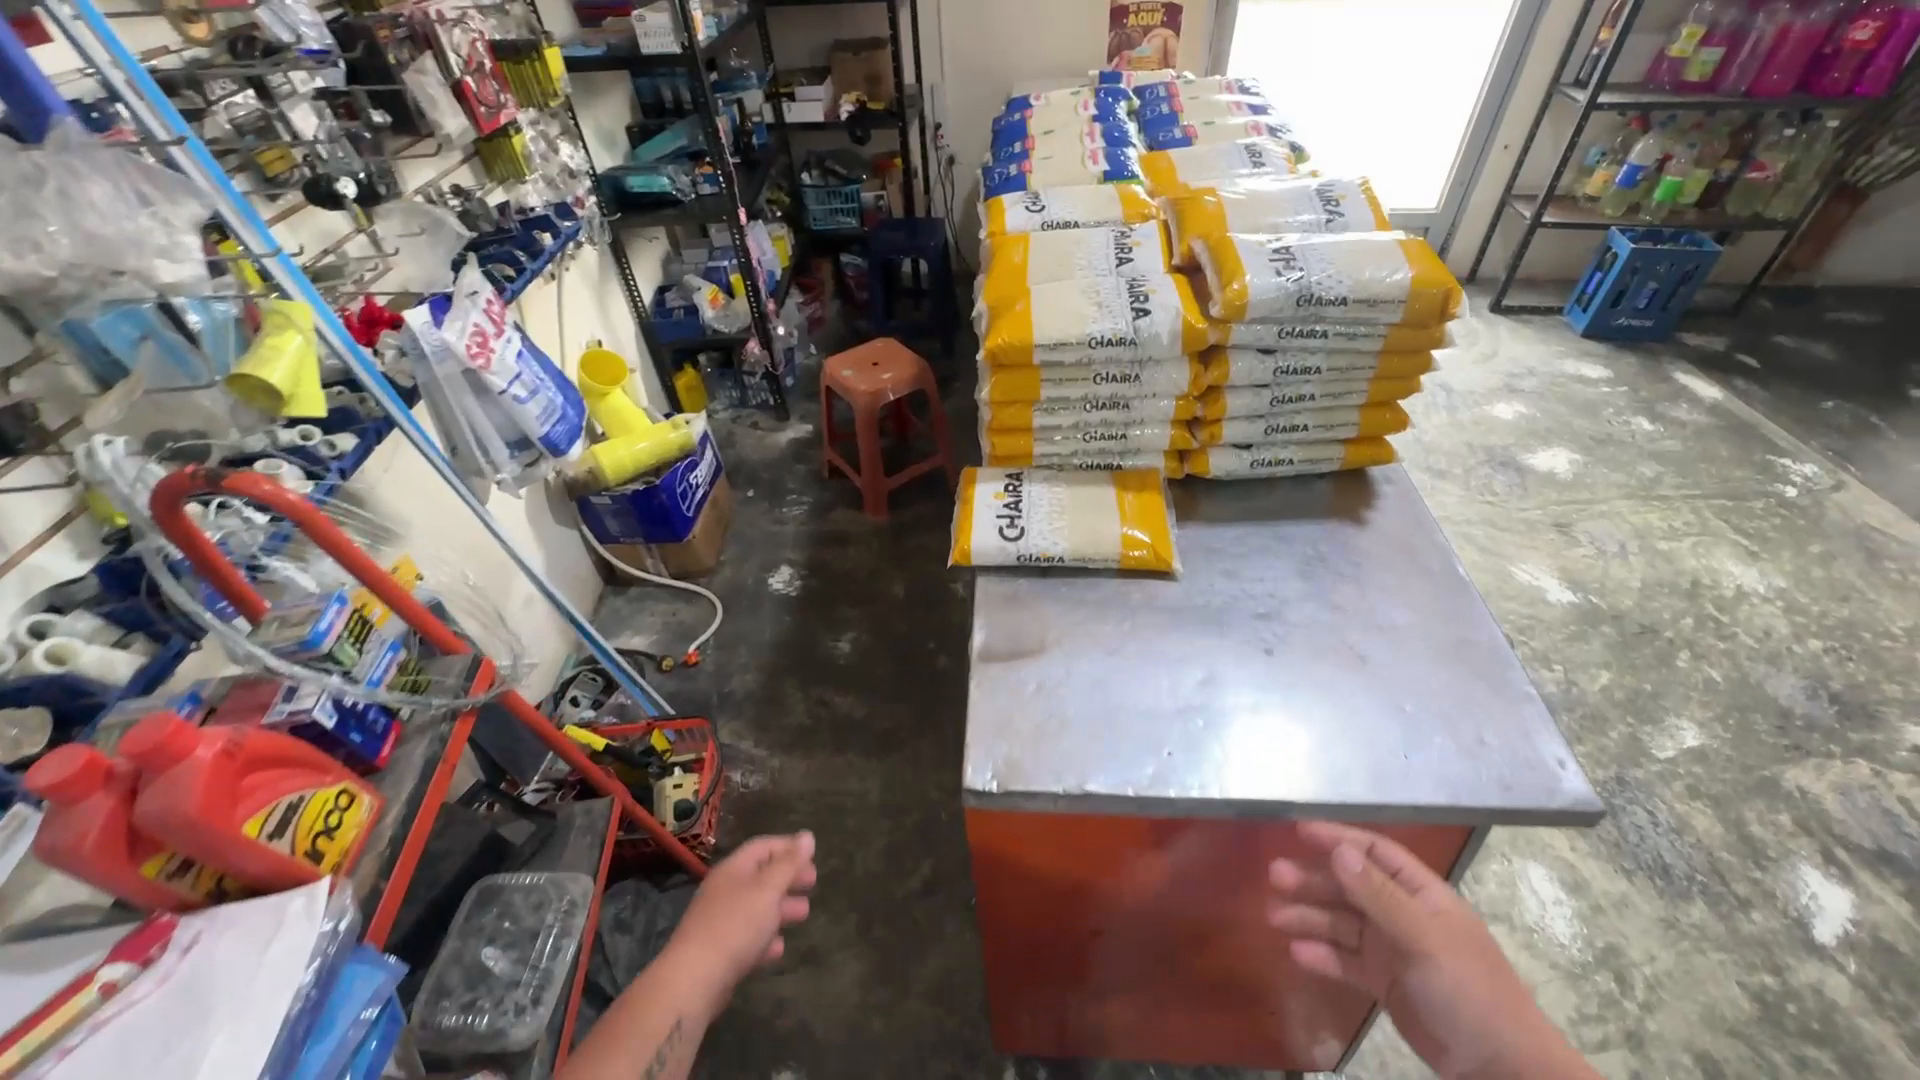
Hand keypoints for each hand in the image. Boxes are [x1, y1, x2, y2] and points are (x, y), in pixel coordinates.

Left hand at [661, 831, 816, 1013]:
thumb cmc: (735, 925)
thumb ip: (789, 863)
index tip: (813, 856)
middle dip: (788, 878)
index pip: (763, 847)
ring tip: (804, 914)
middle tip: (813, 883)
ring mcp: (720, 922)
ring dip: (781, 908)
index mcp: (733, 870)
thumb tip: (807, 836)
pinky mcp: (720, 951)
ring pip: (756, 908)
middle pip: (761, 876)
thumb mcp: (768, 889)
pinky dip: (766, 938)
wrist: (694, 980)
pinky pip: (747, 938)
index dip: (788, 847)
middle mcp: (725, 891)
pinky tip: (778, 948)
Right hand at [1266, 823, 1598, 1079]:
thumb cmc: (1468, 990)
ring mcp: (1394, 951)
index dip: (1339, 839)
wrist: (1499, 1067)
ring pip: (1343, 924)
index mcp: (1423, 895)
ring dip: (1310, 917)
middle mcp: (1405, 916)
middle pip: (1351, 888)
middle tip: (1274, 876)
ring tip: (1274, 917)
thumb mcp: (1423, 938)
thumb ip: (1379, 895)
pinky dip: (1322, 955)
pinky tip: (1298, 954)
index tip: (1299, 831)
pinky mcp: (1385, 983)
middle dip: (1314, 881)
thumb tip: (1338, 850)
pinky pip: (1346, 961)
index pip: (1376, 853)